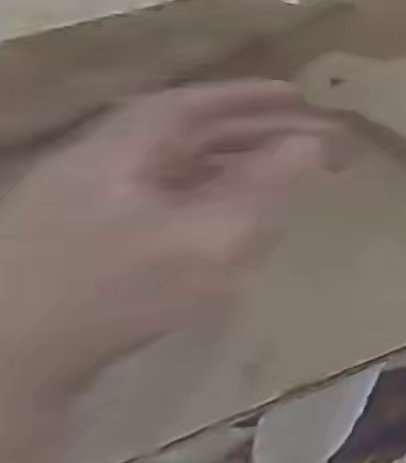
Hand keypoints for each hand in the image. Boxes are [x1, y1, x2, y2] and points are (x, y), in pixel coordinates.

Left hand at [0, 82, 340, 399]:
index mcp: (112, 156)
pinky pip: (161, 190)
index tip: (305, 97)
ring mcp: (77, 206)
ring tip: (290, 165)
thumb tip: (314, 141)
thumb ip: (270, 179)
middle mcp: (90, 169)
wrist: (16, 367)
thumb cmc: (123, 289)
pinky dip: (212, 183)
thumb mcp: (216, 231)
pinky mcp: (80, 240)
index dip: (248, 94)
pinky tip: (240, 202)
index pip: (185, 105)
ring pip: (170, 162)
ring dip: (236, 156)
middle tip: (318, 135)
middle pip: (180, 131)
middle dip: (255, 127)